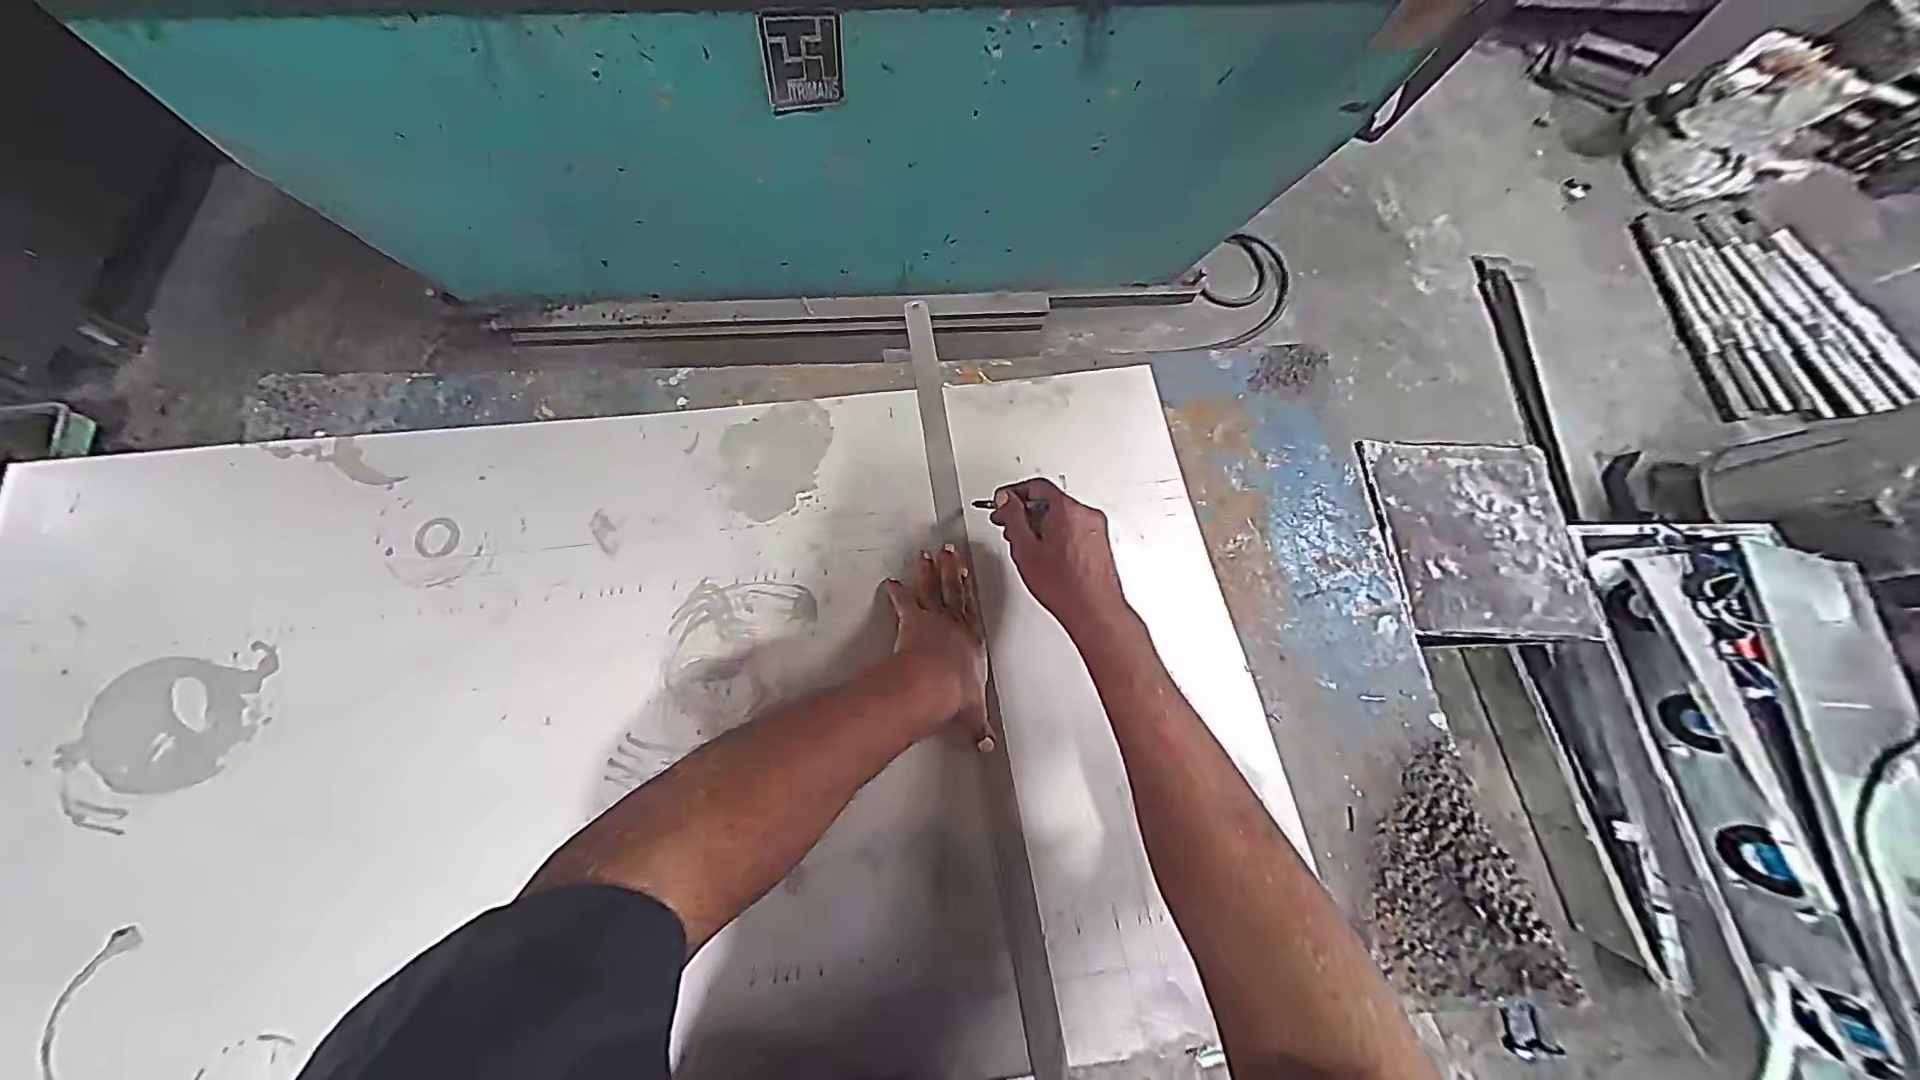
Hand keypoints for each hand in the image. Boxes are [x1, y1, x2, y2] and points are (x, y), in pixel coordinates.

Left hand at [883, 545, 993, 750]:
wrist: (936, 685)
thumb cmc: (955, 692)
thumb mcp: (972, 712)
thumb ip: (976, 725)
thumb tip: (984, 742)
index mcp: (972, 642)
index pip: (972, 611)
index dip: (970, 592)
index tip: (968, 577)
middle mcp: (954, 626)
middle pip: (954, 591)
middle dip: (952, 569)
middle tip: (949, 552)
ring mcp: (934, 620)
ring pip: (932, 588)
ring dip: (929, 571)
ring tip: (925, 555)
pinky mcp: (914, 620)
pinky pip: (904, 602)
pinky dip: (897, 592)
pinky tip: (891, 582)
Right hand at [989, 479, 1129, 638]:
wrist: (1094, 610)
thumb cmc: (1065, 586)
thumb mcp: (1025, 549)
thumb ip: (1013, 518)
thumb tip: (1007, 500)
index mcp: (1067, 509)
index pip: (1036, 486)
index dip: (1013, 493)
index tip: (1001, 501)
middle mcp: (1086, 514)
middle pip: (1050, 500)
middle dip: (1026, 511)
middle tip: (1008, 523)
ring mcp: (1096, 528)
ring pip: (1061, 515)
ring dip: (1041, 523)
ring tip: (1025, 544)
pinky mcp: (1099, 542)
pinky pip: (1073, 528)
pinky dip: (1056, 533)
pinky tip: (1044, 554)